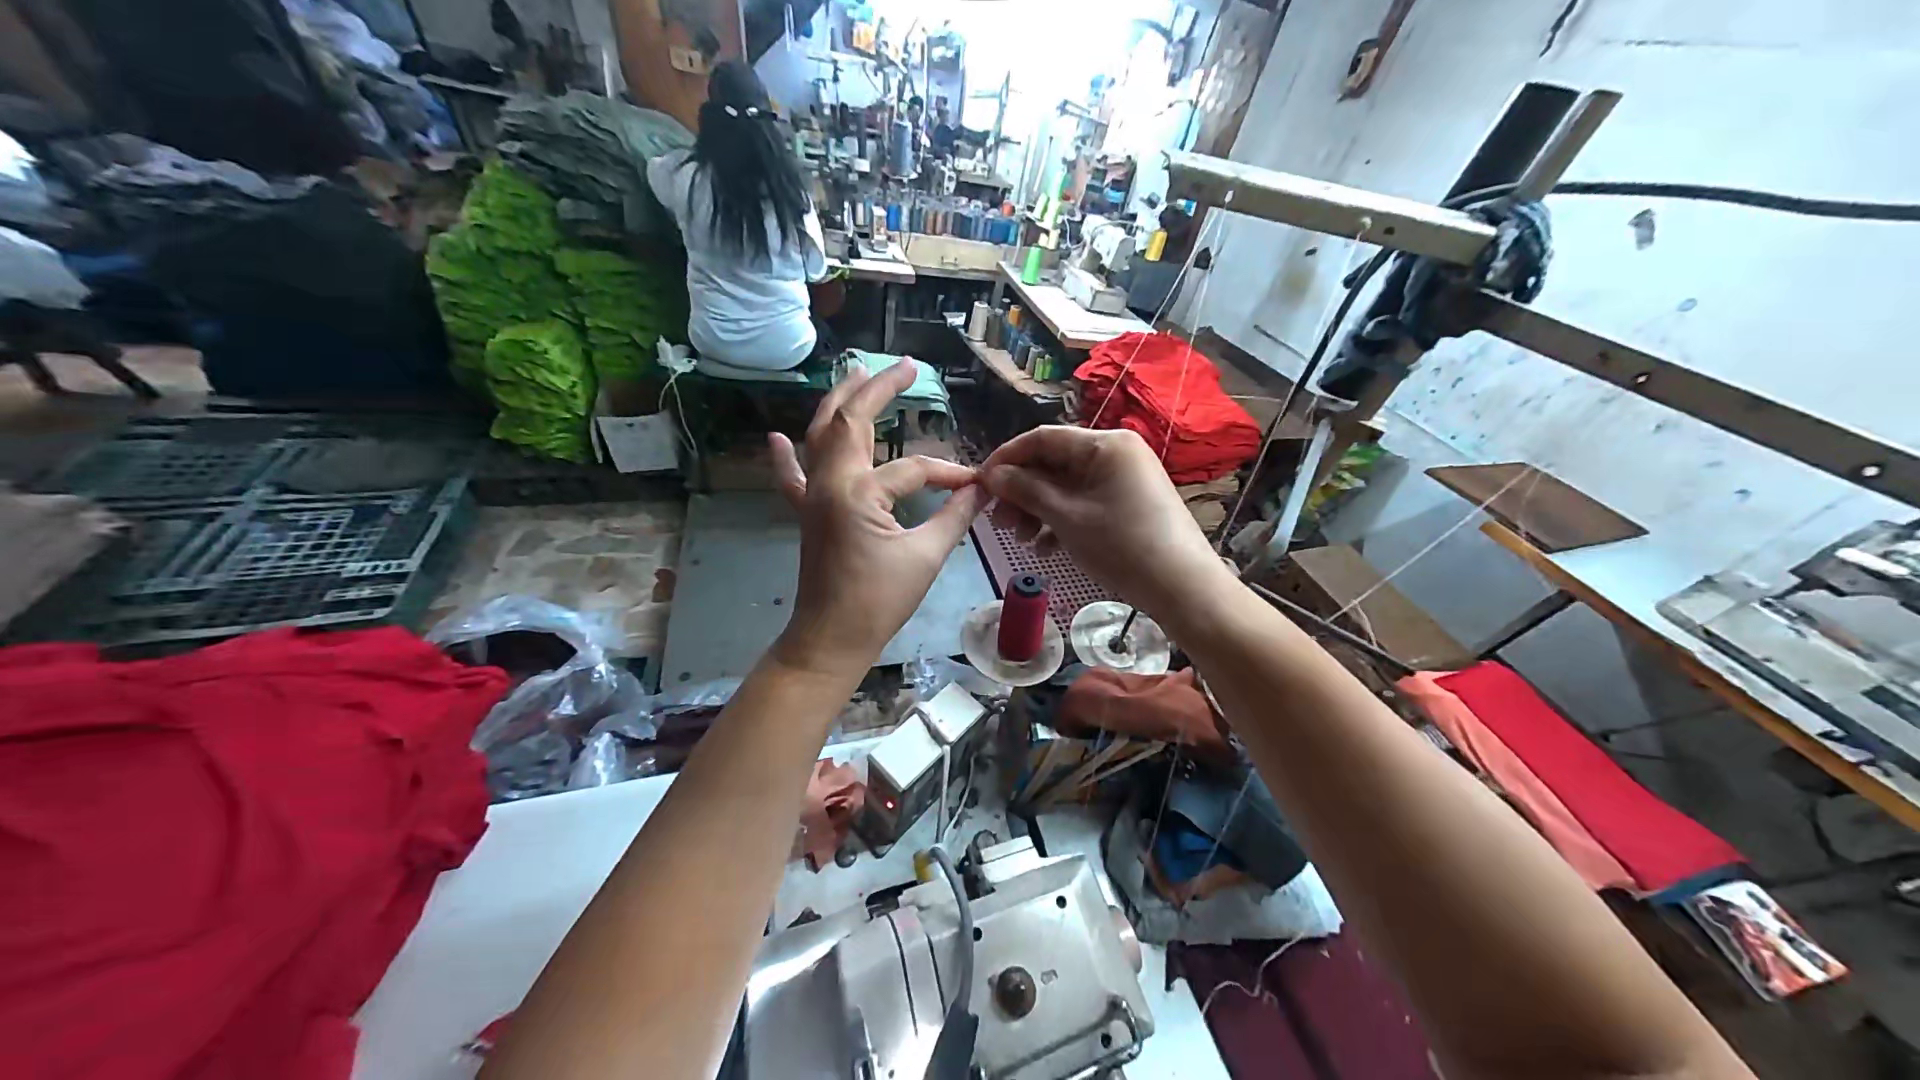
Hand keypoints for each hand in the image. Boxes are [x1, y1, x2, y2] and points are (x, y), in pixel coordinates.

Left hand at [769, 361, 985, 678]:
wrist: (831, 637)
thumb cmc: (879, 601)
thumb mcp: (926, 558)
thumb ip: (955, 517)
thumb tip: (982, 490)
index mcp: (858, 491)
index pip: (914, 468)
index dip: (949, 472)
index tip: (978, 483)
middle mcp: (829, 482)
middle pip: (850, 420)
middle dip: (879, 388)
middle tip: (906, 366)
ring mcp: (812, 496)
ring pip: (819, 435)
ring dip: (838, 401)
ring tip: (854, 371)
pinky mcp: (806, 513)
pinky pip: (791, 478)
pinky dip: (784, 456)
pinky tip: (775, 436)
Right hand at [980, 426, 1235, 627]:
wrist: (1183, 587)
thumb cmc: (1122, 546)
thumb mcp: (1067, 517)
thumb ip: (1026, 491)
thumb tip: (992, 475)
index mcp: (1105, 443)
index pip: (1042, 438)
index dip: (1006, 459)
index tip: (980, 485)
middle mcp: (1116, 451)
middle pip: (1054, 463)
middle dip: (1022, 492)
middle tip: (999, 523)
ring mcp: (1125, 477)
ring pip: (1067, 485)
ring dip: (1038, 509)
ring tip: (1020, 540)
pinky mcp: (1129, 501)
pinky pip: (1085, 501)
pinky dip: (1061, 520)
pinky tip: (1045, 548)